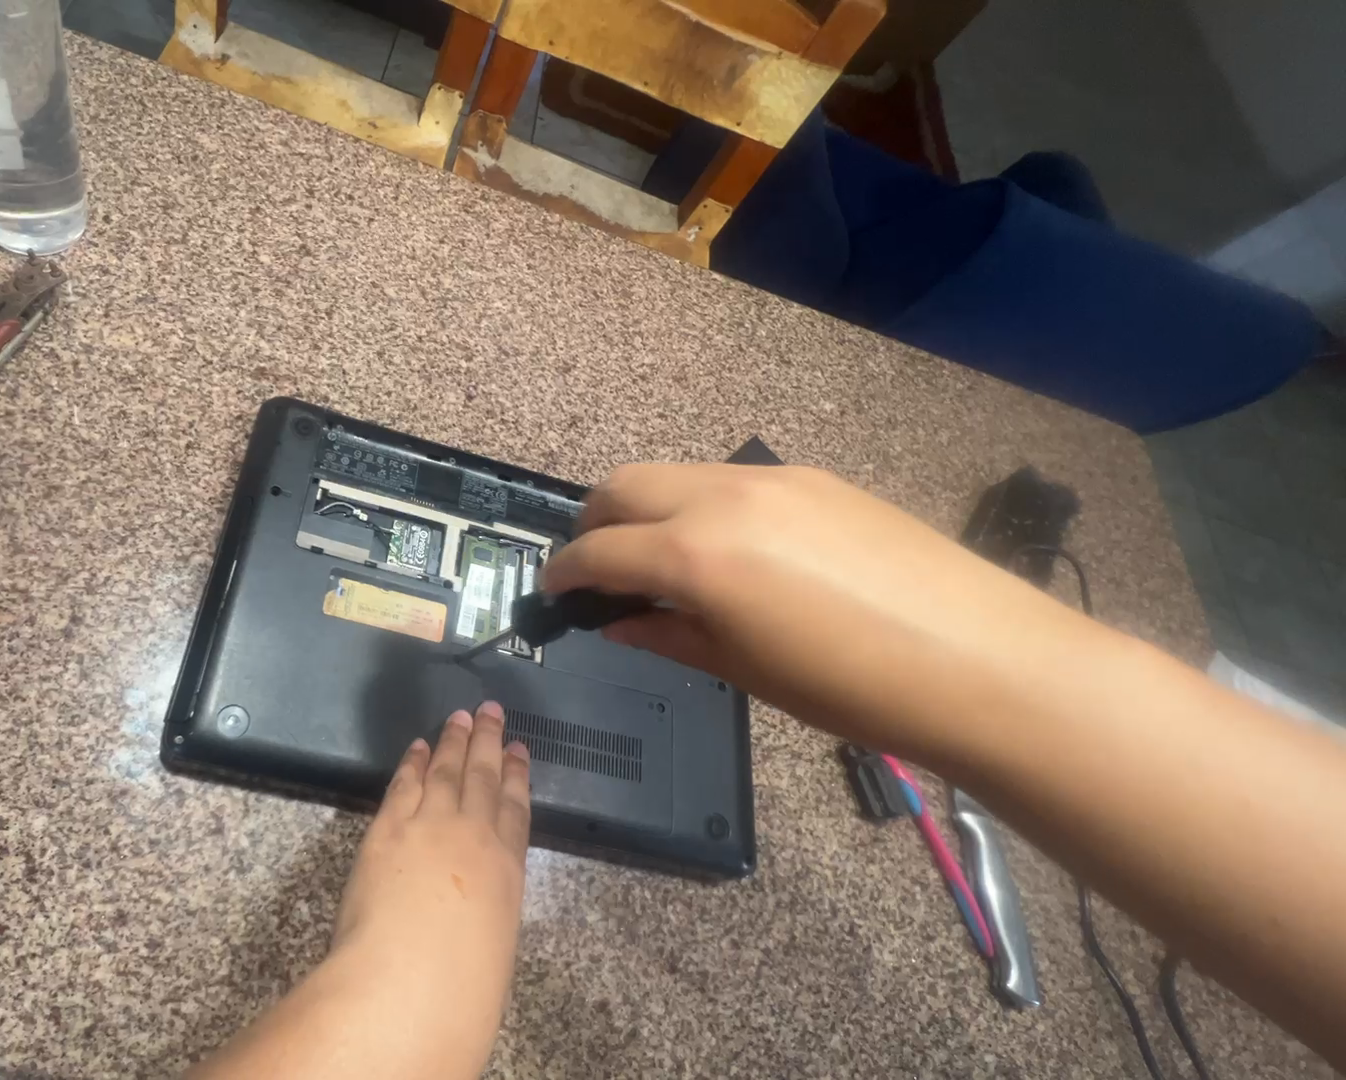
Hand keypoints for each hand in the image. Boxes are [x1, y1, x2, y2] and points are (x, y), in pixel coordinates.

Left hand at [188, 703, 530, 1079]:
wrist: (406, 987)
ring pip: (445, 770)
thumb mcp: (492, 947)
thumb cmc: (459, 992)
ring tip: (459, 716)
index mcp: (506, 871)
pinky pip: (404, 785)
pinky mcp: (388, 828)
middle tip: (491, 710)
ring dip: (452, 741)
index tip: (518, 749)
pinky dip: (412, 763)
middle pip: (483, 776)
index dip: (517, 775)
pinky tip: (417, 748)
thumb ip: (485, 911)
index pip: (515, 809)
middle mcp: (473, 836)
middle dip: (488, 740)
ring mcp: (429, 826)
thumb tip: (474, 903)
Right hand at [542, 464, 1103, 753]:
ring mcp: (771, 478)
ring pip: (672, 474)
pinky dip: (697, 506)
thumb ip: (665, 633)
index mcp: (696, 555)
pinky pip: (726, 479)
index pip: (599, 550)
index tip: (553, 590)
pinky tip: (727, 551)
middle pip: (621, 486)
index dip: (564, 572)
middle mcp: (721, 498)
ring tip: (660, 559)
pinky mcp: (812, 477)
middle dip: (592, 523)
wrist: (987, 664)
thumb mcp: (741, 668)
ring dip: (644, 509)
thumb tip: (617, 621)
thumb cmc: (851, 688)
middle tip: (596, 567)